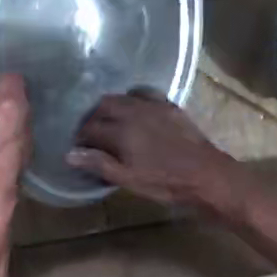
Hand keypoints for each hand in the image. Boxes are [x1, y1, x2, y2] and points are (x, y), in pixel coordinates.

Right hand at [68, 90, 251, 213]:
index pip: (90, 128)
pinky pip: (146, 93)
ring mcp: (153, 106)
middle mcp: (133, 112)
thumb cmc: (165, 183)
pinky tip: (135, 108)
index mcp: (120, 131)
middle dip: (92, 117)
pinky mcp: (170, 106)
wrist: (207, 175)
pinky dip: (133, 97)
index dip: (80, 137)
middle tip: (89, 133)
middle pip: (103, 106)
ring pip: (122, 97)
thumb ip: (99, 164)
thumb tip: (69, 154)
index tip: (77, 147)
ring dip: (110, 106)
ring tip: (109, 121)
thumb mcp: (128, 179)